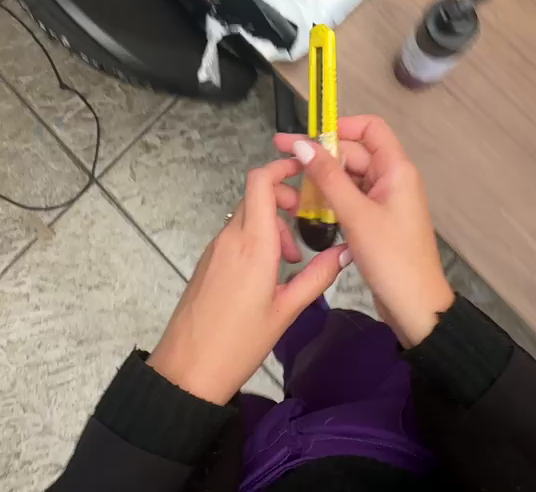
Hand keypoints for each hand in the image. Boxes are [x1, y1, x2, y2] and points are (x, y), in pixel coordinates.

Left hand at [147, 158, 350, 403]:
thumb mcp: (287, 311)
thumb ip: (318, 276)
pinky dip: (255, 238)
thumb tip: (348, 251)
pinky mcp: (207, 261)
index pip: (260, 181)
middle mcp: (231, 236)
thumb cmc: (241, 342)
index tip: (305, 170)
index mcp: (253, 243)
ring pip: (246, 216)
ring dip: (271, 224)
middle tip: (304, 225)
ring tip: (290, 260)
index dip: (281, 166)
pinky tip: (267, 273)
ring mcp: (215, 247)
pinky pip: (235, 234)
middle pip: (256, 195)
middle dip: (284, 200)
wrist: (187, 370)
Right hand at [277, 115, 452, 345]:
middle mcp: (393, 177)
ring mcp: (385, 199)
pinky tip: (306, 203)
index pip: (369, 127)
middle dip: (321, 153)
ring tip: (289, 180)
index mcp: (396, 168)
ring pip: (349, 175)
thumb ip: (328, 177)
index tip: (307, 136)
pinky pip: (351, 196)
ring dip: (323, 176)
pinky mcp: (377, 219)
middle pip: (354, 151)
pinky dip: (330, 196)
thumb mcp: (356, 214)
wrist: (417, 310)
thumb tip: (302, 143)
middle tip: (283, 156)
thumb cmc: (391, 258)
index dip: (338, 125)